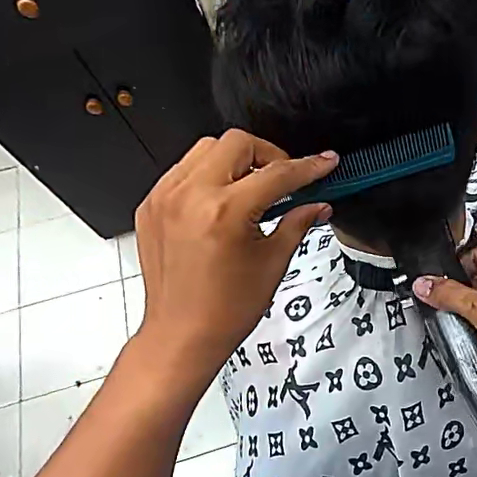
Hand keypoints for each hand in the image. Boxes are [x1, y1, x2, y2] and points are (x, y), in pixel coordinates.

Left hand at [132, 130, 336, 379]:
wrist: (183, 333)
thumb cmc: (224, 308)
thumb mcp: (273, 262)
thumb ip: (297, 223)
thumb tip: (316, 205)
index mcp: (224, 212)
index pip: (277, 173)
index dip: (309, 166)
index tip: (324, 162)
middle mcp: (189, 197)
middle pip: (237, 143)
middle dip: (269, 155)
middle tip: (287, 178)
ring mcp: (165, 198)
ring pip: (206, 149)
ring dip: (237, 160)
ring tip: (255, 188)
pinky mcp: (152, 205)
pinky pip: (183, 170)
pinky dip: (210, 176)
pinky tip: (226, 200)